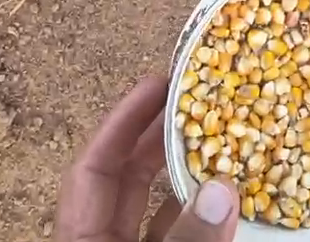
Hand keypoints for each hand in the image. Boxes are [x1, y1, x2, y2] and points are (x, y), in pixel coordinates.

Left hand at [56, 74, 240, 241]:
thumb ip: (185, 238)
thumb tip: (222, 187)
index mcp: (82, 240)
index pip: (92, 167)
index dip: (123, 121)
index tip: (158, 83)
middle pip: (125, 178)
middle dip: (158, 135)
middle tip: (193, 96)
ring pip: (152, 206)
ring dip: (184, 171)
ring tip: (218, 134)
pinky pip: (173, 233)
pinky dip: (195, 212)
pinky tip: (226, 193)